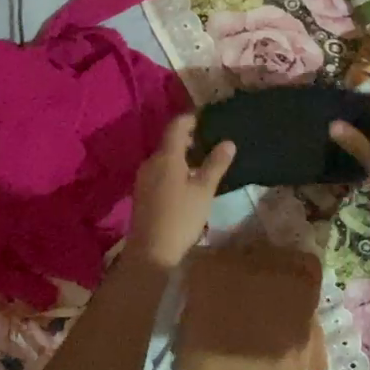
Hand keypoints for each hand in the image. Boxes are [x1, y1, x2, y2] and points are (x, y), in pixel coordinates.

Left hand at [127, 115, 235, 270]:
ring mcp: (143, 178)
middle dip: (188, 138)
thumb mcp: (204, 191)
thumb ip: (215, 164)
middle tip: (210, 141)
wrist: (151, 250)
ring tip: (202, 162)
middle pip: (169, 141)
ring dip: (181, 155)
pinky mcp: (142, 192)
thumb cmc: (181, 218)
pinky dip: (173, 169)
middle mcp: (151, 162)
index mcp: (166, 156)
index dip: (191, 119)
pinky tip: (186, 181)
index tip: (208, 119)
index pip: (177, 126)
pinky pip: (159, 171)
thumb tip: (228, 142)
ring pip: (164, 158)